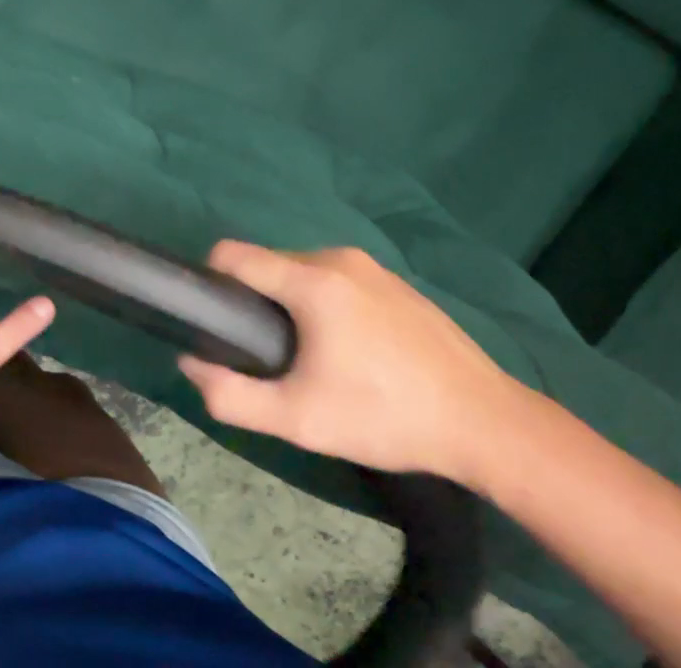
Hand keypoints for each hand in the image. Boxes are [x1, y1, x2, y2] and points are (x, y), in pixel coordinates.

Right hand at [178, 241, 522, 482]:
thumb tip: (191, 363)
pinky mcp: (399, 285)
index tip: (215, 322)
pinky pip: (338, 281)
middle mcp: (340, 260)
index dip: (210, 282)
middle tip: (269, 358)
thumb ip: (230, 395)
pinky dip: (326, 306)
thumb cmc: (385, 418)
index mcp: (312, 281)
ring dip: (290, 305)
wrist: (489, 426)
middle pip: (267, 265)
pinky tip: (351, 354)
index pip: (233, 254)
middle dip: (254, 302)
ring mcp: (375, 269)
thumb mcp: (297, 420)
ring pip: (303, 273)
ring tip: (310, 359)